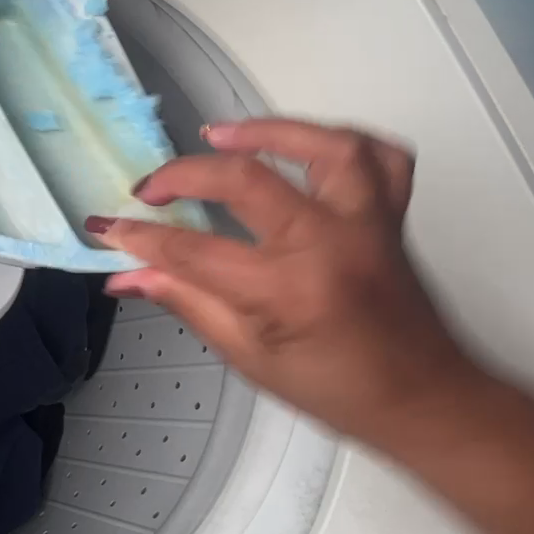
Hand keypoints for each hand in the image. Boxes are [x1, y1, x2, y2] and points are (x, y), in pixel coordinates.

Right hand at [87, 118, 491, 450]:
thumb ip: (184, 302)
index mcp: (288, 291)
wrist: (428, 402)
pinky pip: (378, 157)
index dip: (138, 237)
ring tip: (220, 134)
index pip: (190, 250)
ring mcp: (367, 224)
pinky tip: (296, 145)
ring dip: (266, 131)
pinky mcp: (389, 217)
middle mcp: (330, 245)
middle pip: (244, 180)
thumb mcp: (247, 356)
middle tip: (148, 190)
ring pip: (325, 147)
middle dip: (181, 176)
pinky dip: (336, 140)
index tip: (105, 227)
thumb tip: (125, 277)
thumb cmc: (337, 389)